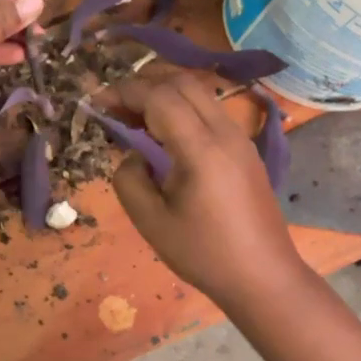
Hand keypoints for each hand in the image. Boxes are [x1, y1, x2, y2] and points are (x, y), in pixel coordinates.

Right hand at [109, 72, 309, 305]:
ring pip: (198, 92)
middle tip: (114, 107)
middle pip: (181, 82)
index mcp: (201, 150)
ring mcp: (239, 139)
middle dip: (142, 85)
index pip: (158, 97)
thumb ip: (129, 178)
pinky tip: (162, 134)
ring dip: (162, 93)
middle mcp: (224, 133)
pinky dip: (180, 107)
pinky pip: (209, 109)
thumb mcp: (150, 221)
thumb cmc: (204, 253)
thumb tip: (134, 156)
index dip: (123, 93)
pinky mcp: (244, 148)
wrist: (264, 278)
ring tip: (135, 118)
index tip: (96, 104)